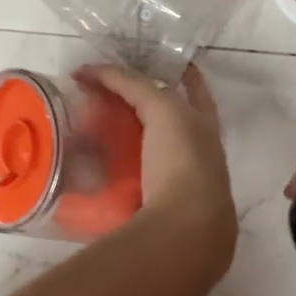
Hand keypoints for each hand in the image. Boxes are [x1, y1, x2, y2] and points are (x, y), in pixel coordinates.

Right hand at [74, 64, 234, 239]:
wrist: (185, 229)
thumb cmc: (183, 162)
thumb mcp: (164, 111)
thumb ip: (133, 85)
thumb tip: (91, 71)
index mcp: (207, 130)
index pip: (197, 94)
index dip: (185, 76)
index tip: (164, 66)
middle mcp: (199, 159)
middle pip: (174, 129)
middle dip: (149, 114)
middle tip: (112, 103)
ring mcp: (179, 189)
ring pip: (151, 161)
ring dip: (126, 150)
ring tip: (92, 138)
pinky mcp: (157, 215)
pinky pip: (130, 191)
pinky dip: (111, 182)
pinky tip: (88, 177)